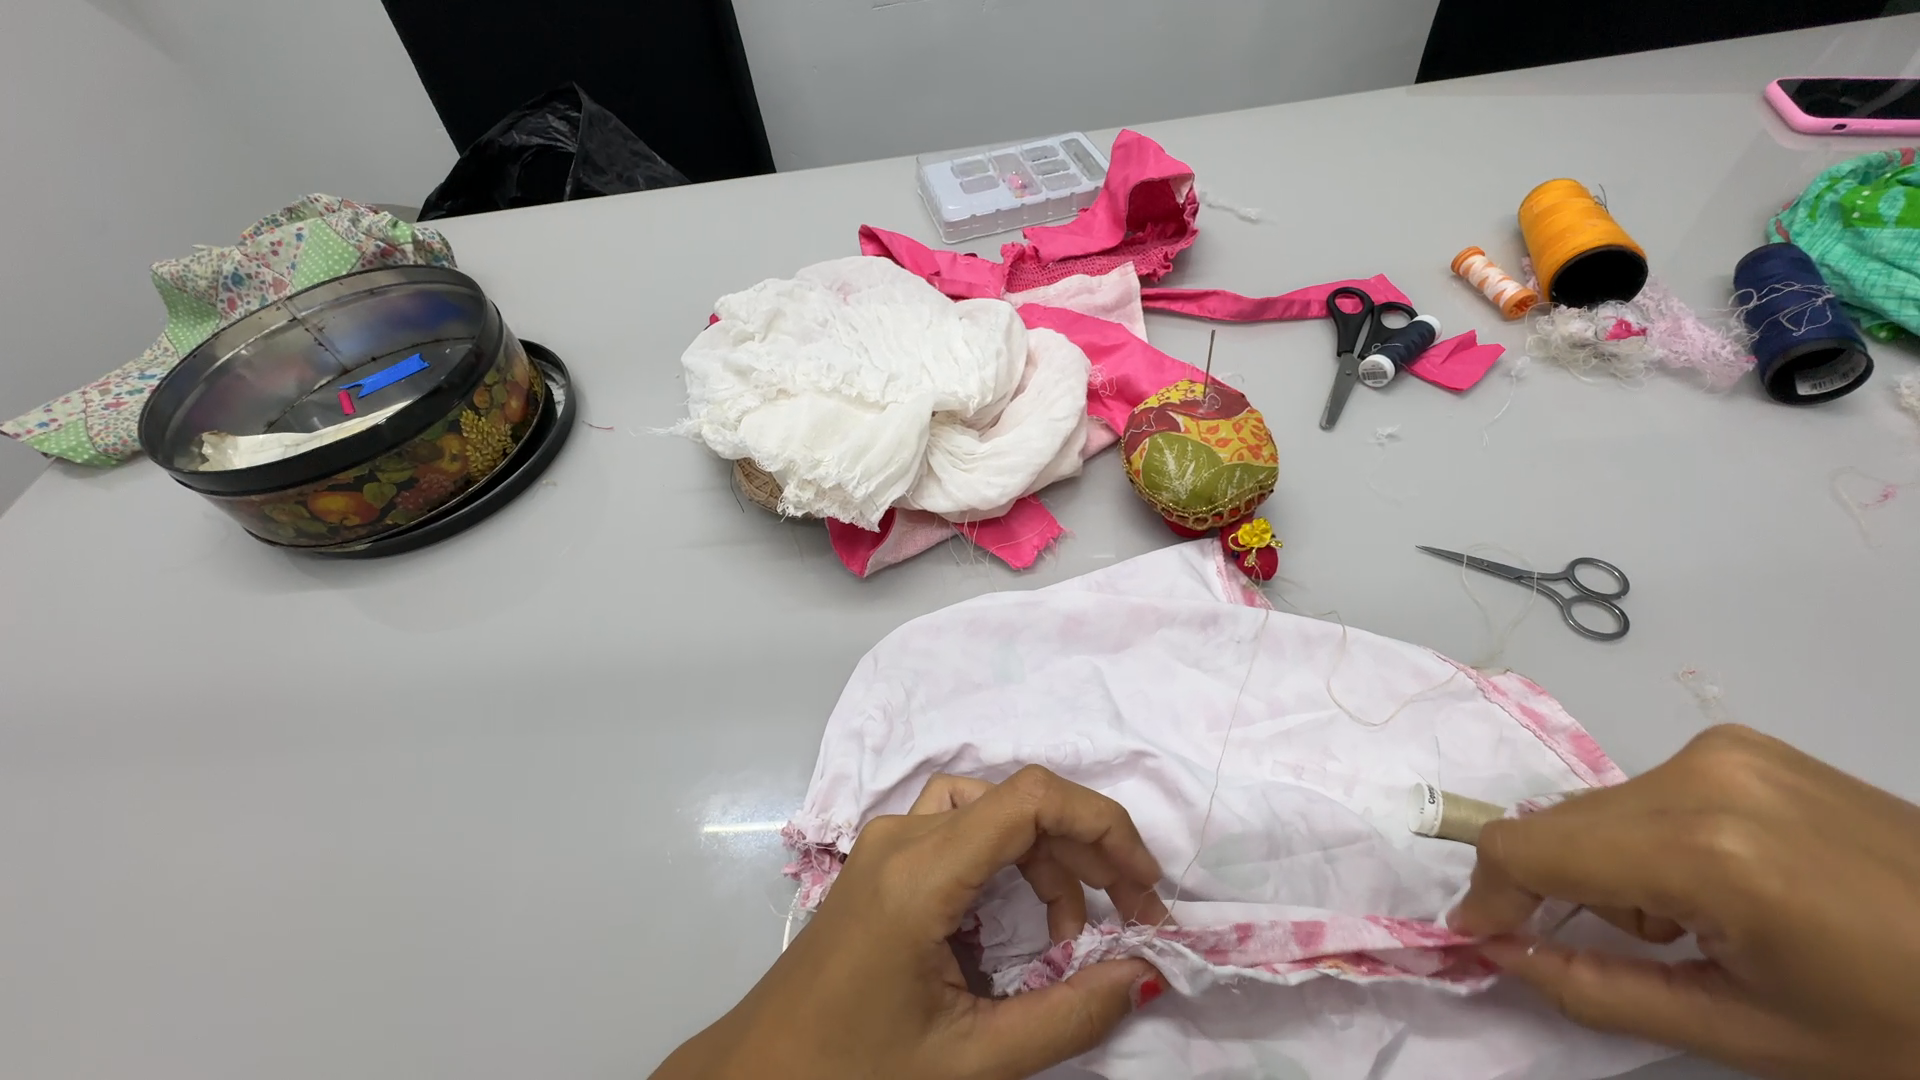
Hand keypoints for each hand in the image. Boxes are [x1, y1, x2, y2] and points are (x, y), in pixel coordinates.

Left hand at [650, 766, 1171, 1079]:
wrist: (757, 1076)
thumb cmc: (854, 1070)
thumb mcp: (971, 1060)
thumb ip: (1068, 1016)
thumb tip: (1144, 971)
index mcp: (919, 873)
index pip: (1029, 800)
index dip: (1101, 824)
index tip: (1144, 883)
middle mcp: (901, 836)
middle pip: (1016, 802)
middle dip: (1085, 849)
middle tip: (1130, 915)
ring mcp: (886, 841)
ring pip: (990, 810)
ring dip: (1045, 856)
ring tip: (1069, 927)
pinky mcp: (882, 858)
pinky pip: (961, 829)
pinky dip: (1007, 859)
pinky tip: (1018, 915)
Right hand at [1452, 725, 1919, 1079]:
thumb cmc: (1907, 1026)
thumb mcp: (1750, 1035)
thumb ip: (1596, 990)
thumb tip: (1497, 951)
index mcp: (1702, 850)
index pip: (1527, 850)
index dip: (1486, 895)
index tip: (1477, 937)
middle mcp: (1697, 775)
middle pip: (1557, 824)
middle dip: (1558, 888)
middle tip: (1622, 949)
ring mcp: (1724, 750)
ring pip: (1595, 807)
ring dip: (1604, 864)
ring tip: (1690, 918)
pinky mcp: (1742, 744)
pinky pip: (1642, 790)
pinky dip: (1643, 839)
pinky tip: (1716, 879)